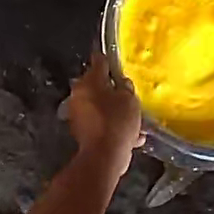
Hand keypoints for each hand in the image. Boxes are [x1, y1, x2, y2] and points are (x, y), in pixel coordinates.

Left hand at [64, 58, 143, 180]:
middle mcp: (78, 96)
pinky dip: (114, 128)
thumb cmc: (117, 121)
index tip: (114, 57)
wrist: (105, 156)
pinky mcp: (83, 133)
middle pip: (99, 87)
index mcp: (88, 83)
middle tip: (130, 96)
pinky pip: (102, 125)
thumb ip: (126, 88)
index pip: (99, 62)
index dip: (109, 59)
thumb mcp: (130, 99)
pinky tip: (131, 137)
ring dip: (116, 112)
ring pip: (101, 108)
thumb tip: (121, 84)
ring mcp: (79, 116)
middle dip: (114, 91)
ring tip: (135, 121)